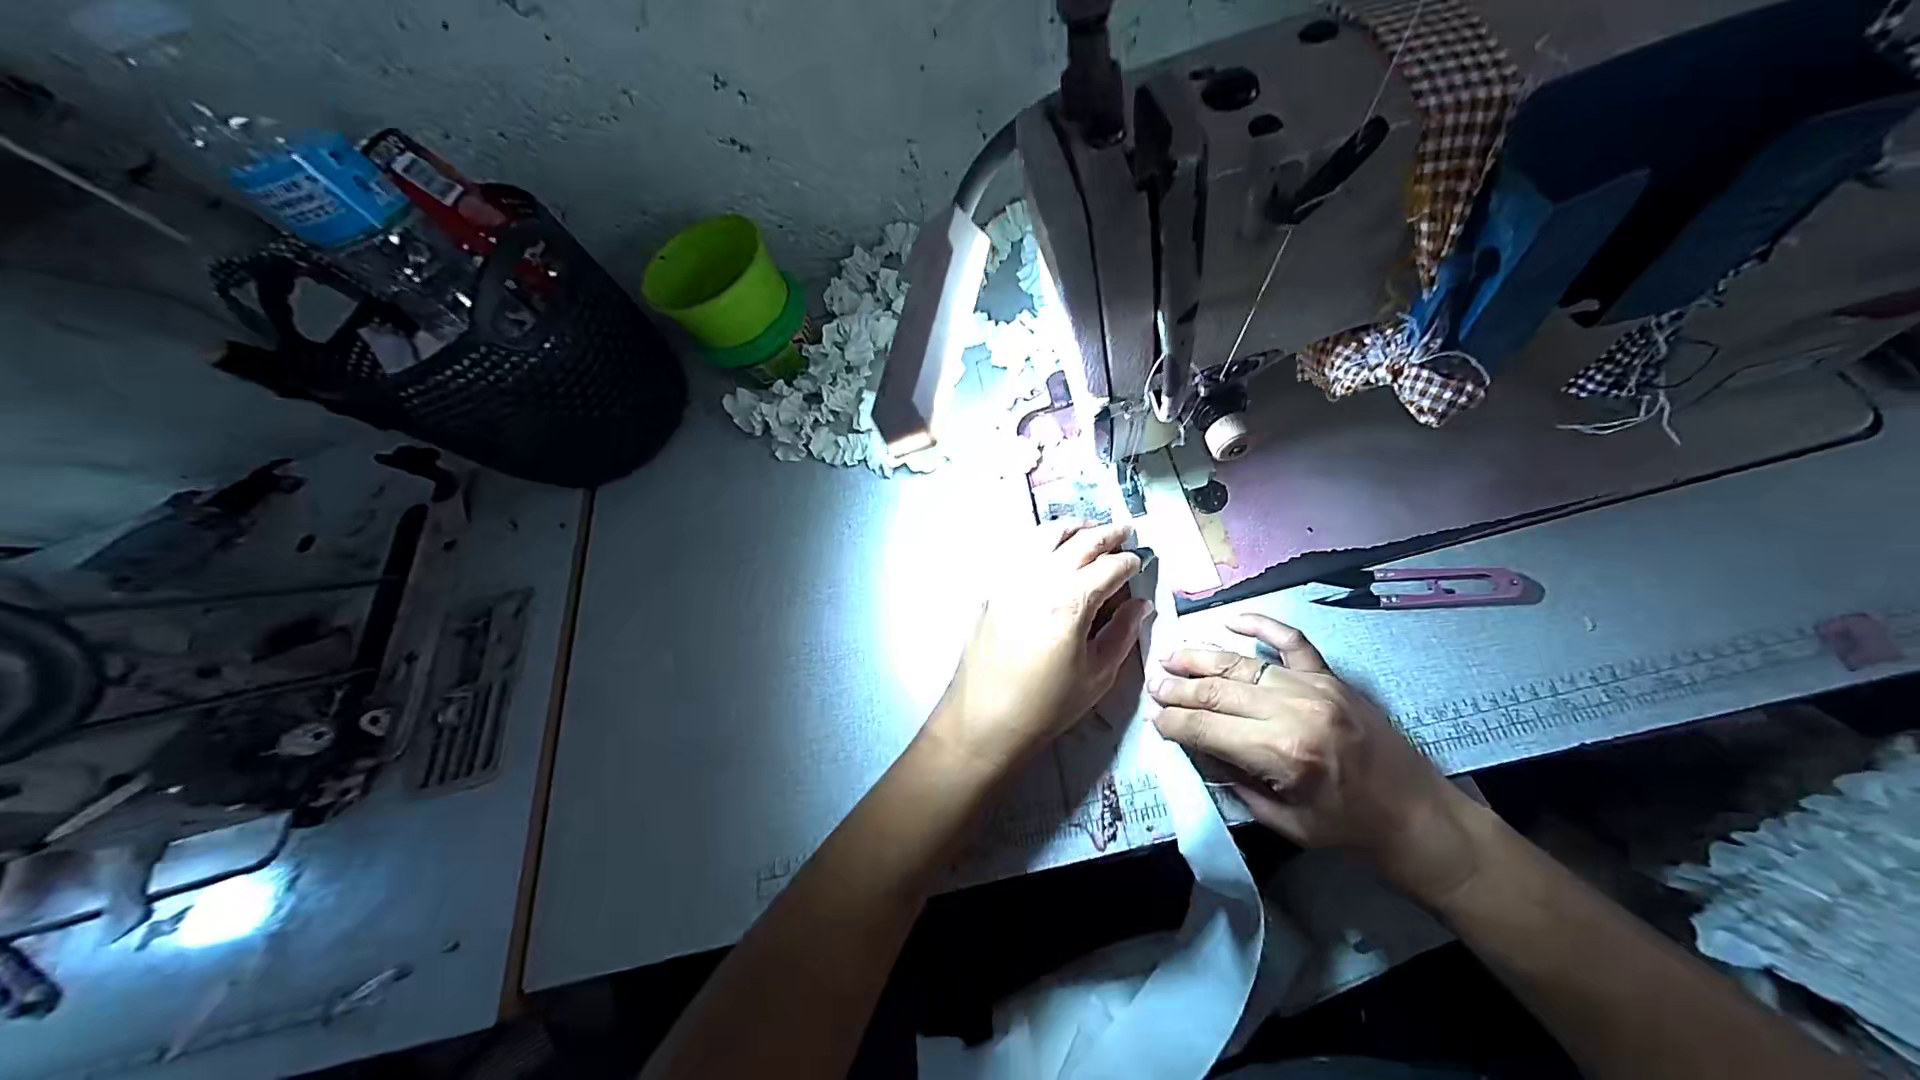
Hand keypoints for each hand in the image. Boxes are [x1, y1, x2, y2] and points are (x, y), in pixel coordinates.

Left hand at [926, 521, 1150, 776]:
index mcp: (1071, 603)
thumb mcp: (1097, 675)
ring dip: (1072, 528)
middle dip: (1107, 533)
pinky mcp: (992, 588)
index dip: (1130, 561)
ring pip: (1044, 535)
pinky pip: (1019, 549)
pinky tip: (1050, 546)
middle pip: (1079, 541)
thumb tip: (1140, 605)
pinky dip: (1040, 539)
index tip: (1140, 561)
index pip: (1109, 567)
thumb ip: (1122, 633)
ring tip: (1088, 529)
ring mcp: (1011, 580)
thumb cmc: (1046, 705)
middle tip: (1124, 530)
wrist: (984, 719)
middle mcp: (1040, 581)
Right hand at [1147, 615, 1480, 904]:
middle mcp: (1295, 711)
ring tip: (1171, 657)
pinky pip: (1292, 642)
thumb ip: (1233, 778)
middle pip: (1218, 691)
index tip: (1153, 718)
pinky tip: (1232, 620)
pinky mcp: (1333, 678)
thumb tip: (1194, 744)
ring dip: (1202, 659)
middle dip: (1178, 688)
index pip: (1206, 727)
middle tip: (1152, 684)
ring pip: (1244, 665)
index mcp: (1282, 754)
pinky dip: (1261, 626)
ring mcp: (1316, 688)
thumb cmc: (1348, 830)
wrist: (1420, 819)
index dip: (1172, 721)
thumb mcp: (1281, 820)